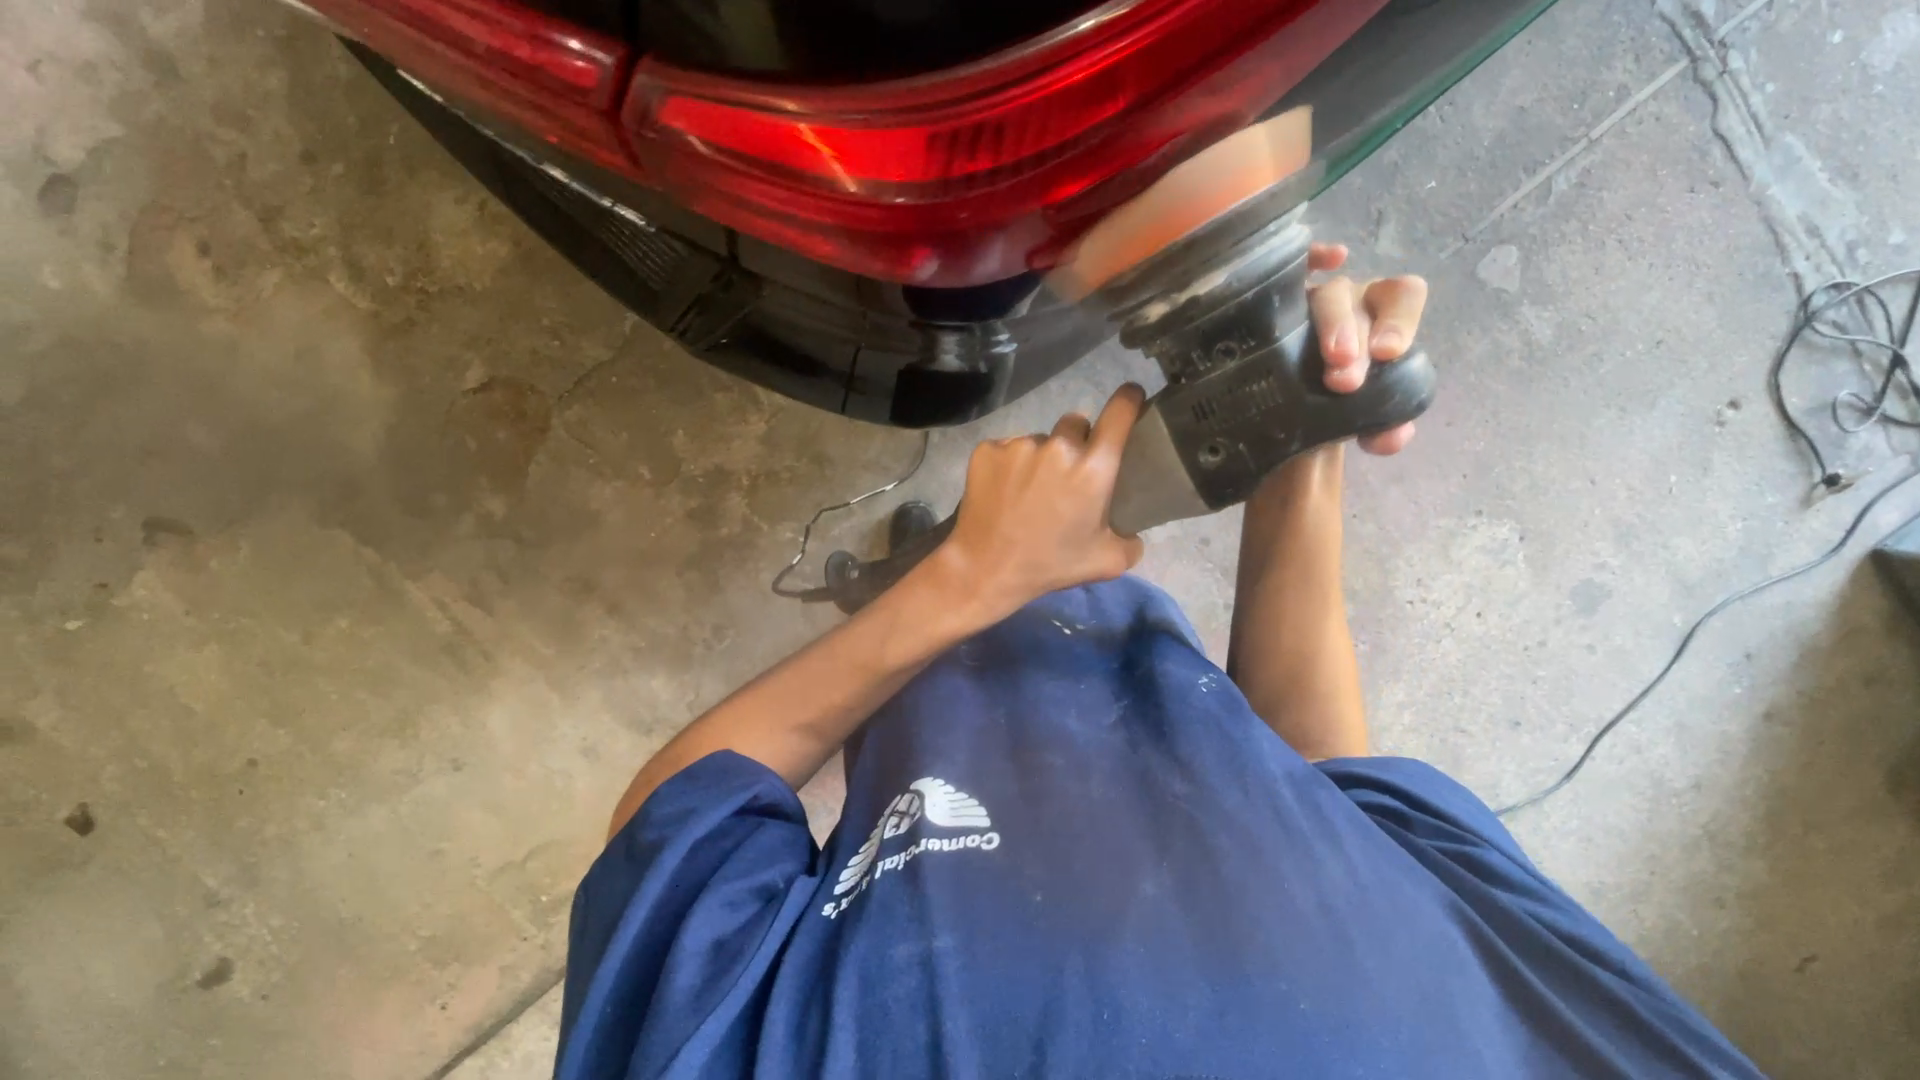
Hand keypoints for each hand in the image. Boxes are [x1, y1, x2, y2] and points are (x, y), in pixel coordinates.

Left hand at [934, 384, 1147, 617]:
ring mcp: (1019, 445)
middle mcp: (1058, 446)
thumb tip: (1133, 533)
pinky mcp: (987, 449)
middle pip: (1076, 425)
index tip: (1130, 396)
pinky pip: (1007, 448)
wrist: (986, 569)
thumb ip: (1132, 542)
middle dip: (1076, 444)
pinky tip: (1004, 491)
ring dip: (1040, 457)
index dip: (1128, 400)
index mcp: (1093, 468)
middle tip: (1066, 477)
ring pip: (1039, 439)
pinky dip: (1008, 464)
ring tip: (1029, 491)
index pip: (1119, 413)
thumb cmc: (1049, 565)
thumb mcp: (1106, 562)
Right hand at [1304, 243, 1428, 455]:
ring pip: (1329, 293)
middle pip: (1360, 299)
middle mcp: (1351, 301)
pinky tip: (1329, 259)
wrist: (1295, 407)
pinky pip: (1294, 269)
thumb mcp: (1361, 417)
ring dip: (1334, 324)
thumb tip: (1391, 437)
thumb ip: (1382, 425)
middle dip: (1358, 336)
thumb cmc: (1333, 401)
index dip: (1398, 320)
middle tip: (1345, 381)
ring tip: (1332, 362)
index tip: (1387, 355)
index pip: (1402, 297)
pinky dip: (1314, 256)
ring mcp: (1311, 299)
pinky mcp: (1277, 302)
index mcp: (1380, 319)